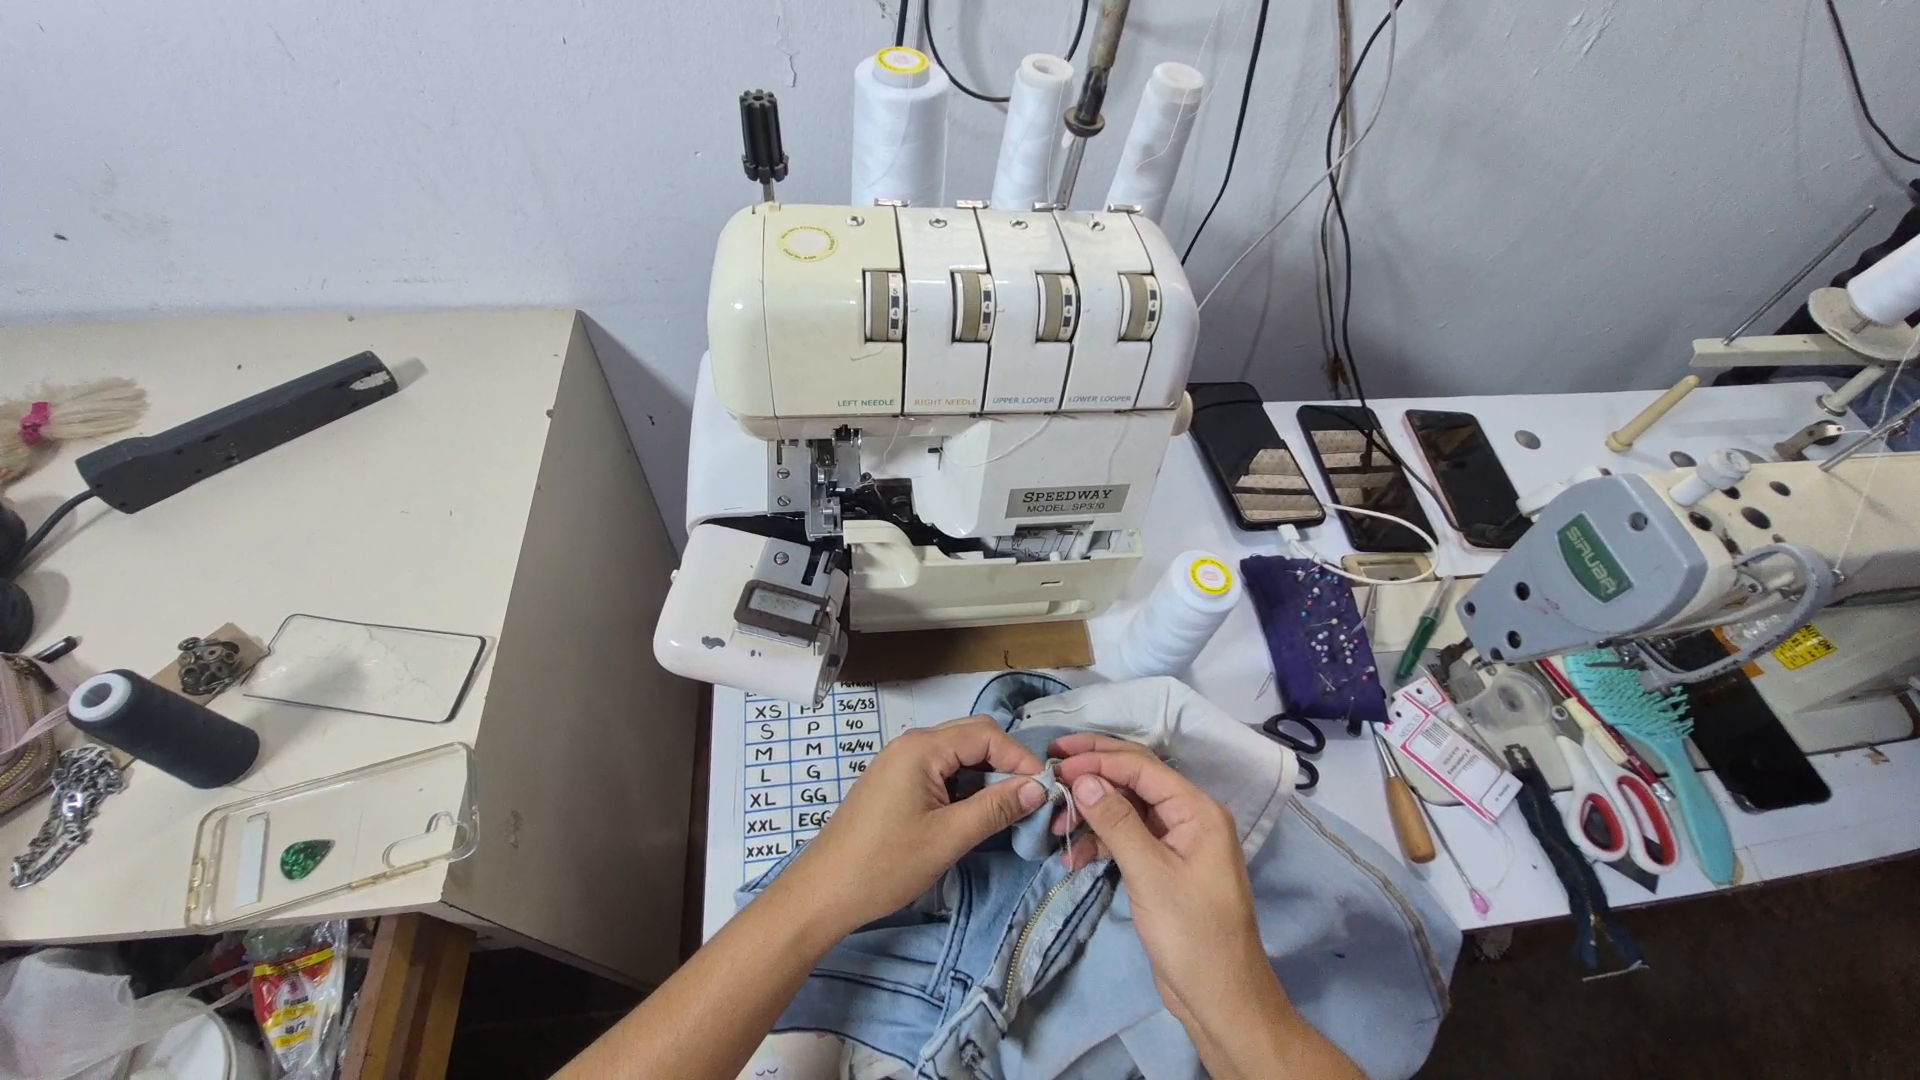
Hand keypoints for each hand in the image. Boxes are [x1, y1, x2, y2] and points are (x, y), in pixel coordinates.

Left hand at [769, 715, 1045, 941]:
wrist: (824, 892)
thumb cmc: (885, 864)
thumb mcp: (949, 837)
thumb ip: (996, 807)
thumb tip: (1039, 788)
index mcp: (922, 748)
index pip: (987, 734)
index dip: (1020, 758)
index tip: (1044, 790)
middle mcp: (912, 744)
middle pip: (973, 736)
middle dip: (1006, 762)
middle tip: (1030, 798)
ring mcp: (901, 761)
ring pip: (958, 754)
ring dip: (986, 775)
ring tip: (1008, 809)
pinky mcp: (896, 781)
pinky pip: (941, 770)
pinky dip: (965, 785)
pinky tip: (975, 812)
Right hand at [1051, 735, 1274, 1026]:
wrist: (1220, 1000)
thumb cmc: (1192, 934)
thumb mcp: (1150, 873)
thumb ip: (1116, 821)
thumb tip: (1083, 778)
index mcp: (1197, 809)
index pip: (1141, 767)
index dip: (1097, 759)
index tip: (1057, 764)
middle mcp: (1188, 816)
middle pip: (1133, 779)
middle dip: (1092, 772)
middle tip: (1051, 766)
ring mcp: (1175, 841)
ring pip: (1126, 808)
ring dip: (1091, 812)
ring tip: (1055, 824)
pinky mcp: (1162, 865)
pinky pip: (1126, 837)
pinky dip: (1100, 842)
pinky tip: (1073, 857)